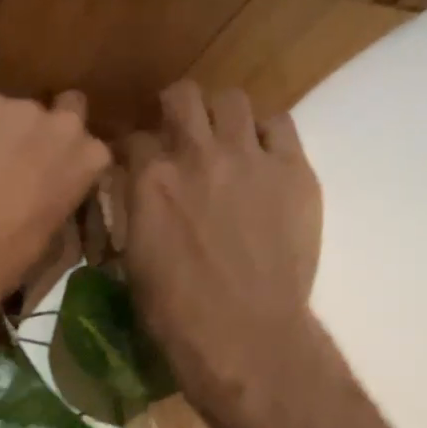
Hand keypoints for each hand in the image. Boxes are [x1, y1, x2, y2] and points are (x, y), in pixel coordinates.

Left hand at [0, 90, 111, 334]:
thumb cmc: (10, 258)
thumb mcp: (53, 226)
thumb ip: (58, 191)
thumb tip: (44, 187)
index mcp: (91, 158)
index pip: (85, 141)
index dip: (61, 154)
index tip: (44, 168)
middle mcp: (66, 124)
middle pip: (60, 110)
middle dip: (41, 129)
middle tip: (13, 157)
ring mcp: (24, 109)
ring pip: (13, 110)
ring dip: (0, 129)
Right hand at [120, 81, 324, 427]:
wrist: (242, 330)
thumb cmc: (174, 310)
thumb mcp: (133, 260)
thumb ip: (135, 215)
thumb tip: (136, 201)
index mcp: (150, 181)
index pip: (135, 138)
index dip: (134, 146)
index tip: (136, 158)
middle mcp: (196, 155)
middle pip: (183, 97)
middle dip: (175, 108)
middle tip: (178, 129)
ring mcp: (249, 157)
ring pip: (232, 100)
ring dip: (221, 114)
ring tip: (223, 137)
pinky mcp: (293, 169)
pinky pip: (279, 124)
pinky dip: (264, 132)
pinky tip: (260, 155)